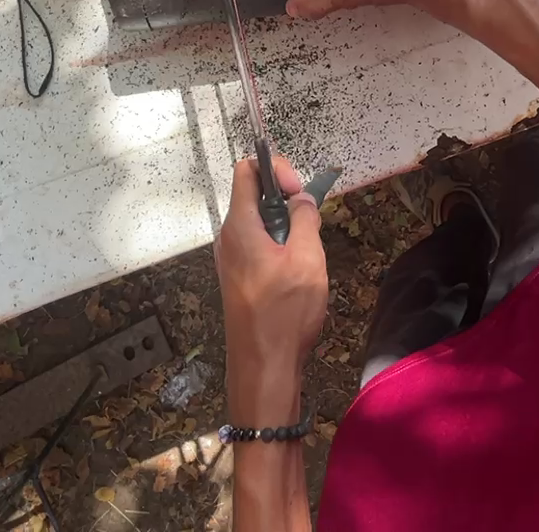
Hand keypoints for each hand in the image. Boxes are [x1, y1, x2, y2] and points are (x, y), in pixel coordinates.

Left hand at [215, 154, 326, 423]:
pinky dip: (279, 244)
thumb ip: (306, 220)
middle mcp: (229, 237)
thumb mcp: (307, 259)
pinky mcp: (239, 277)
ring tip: (307, 250)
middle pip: (254, 195)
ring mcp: (231, 258)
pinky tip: (298, 270)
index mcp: (240, 226)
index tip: (299, 192)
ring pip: (259, 222)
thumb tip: (303, 200)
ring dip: (285, 225)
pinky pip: (258, 244)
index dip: (275, 169)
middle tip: (310, 223)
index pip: (246, 170)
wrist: (263, 369)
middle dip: (285, 199)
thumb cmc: (284, 313)